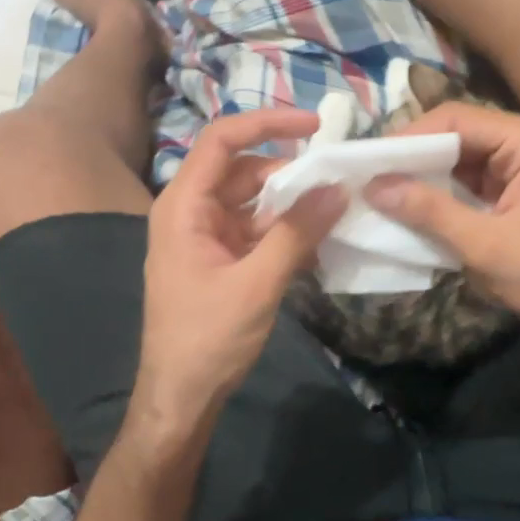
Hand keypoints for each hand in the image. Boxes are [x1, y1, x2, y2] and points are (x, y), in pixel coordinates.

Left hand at [136, 109, 346, 420]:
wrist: (182, 396)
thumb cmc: (208, 338)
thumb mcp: (257, 284)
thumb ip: (297, 233)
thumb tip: (337, 188)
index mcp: (183, 207)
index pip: (222, 141)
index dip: (267, 123)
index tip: (315, 126)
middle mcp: (190, 214)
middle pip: (241, 172)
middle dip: (288, 174)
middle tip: (336, 183)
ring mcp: (203, 240)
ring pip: (251, 204)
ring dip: (290, 207)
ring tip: (334, 213)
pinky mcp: (218, 264)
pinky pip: (253, 234)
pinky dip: (282, 234)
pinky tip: (317, 244)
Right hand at [365, 103, 519, 343]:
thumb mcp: (483, 244)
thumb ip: (429, 211)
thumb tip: (375, 186)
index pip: (458, 119)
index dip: (411, 137)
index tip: (371, 161)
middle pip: (457, 136)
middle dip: (414, 159)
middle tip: (368, 178)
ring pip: (458, 163)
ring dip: (423, 180)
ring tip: (380, 194)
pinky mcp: (513, 196)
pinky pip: (468, 187)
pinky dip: (441, 199)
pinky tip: (409, 212)